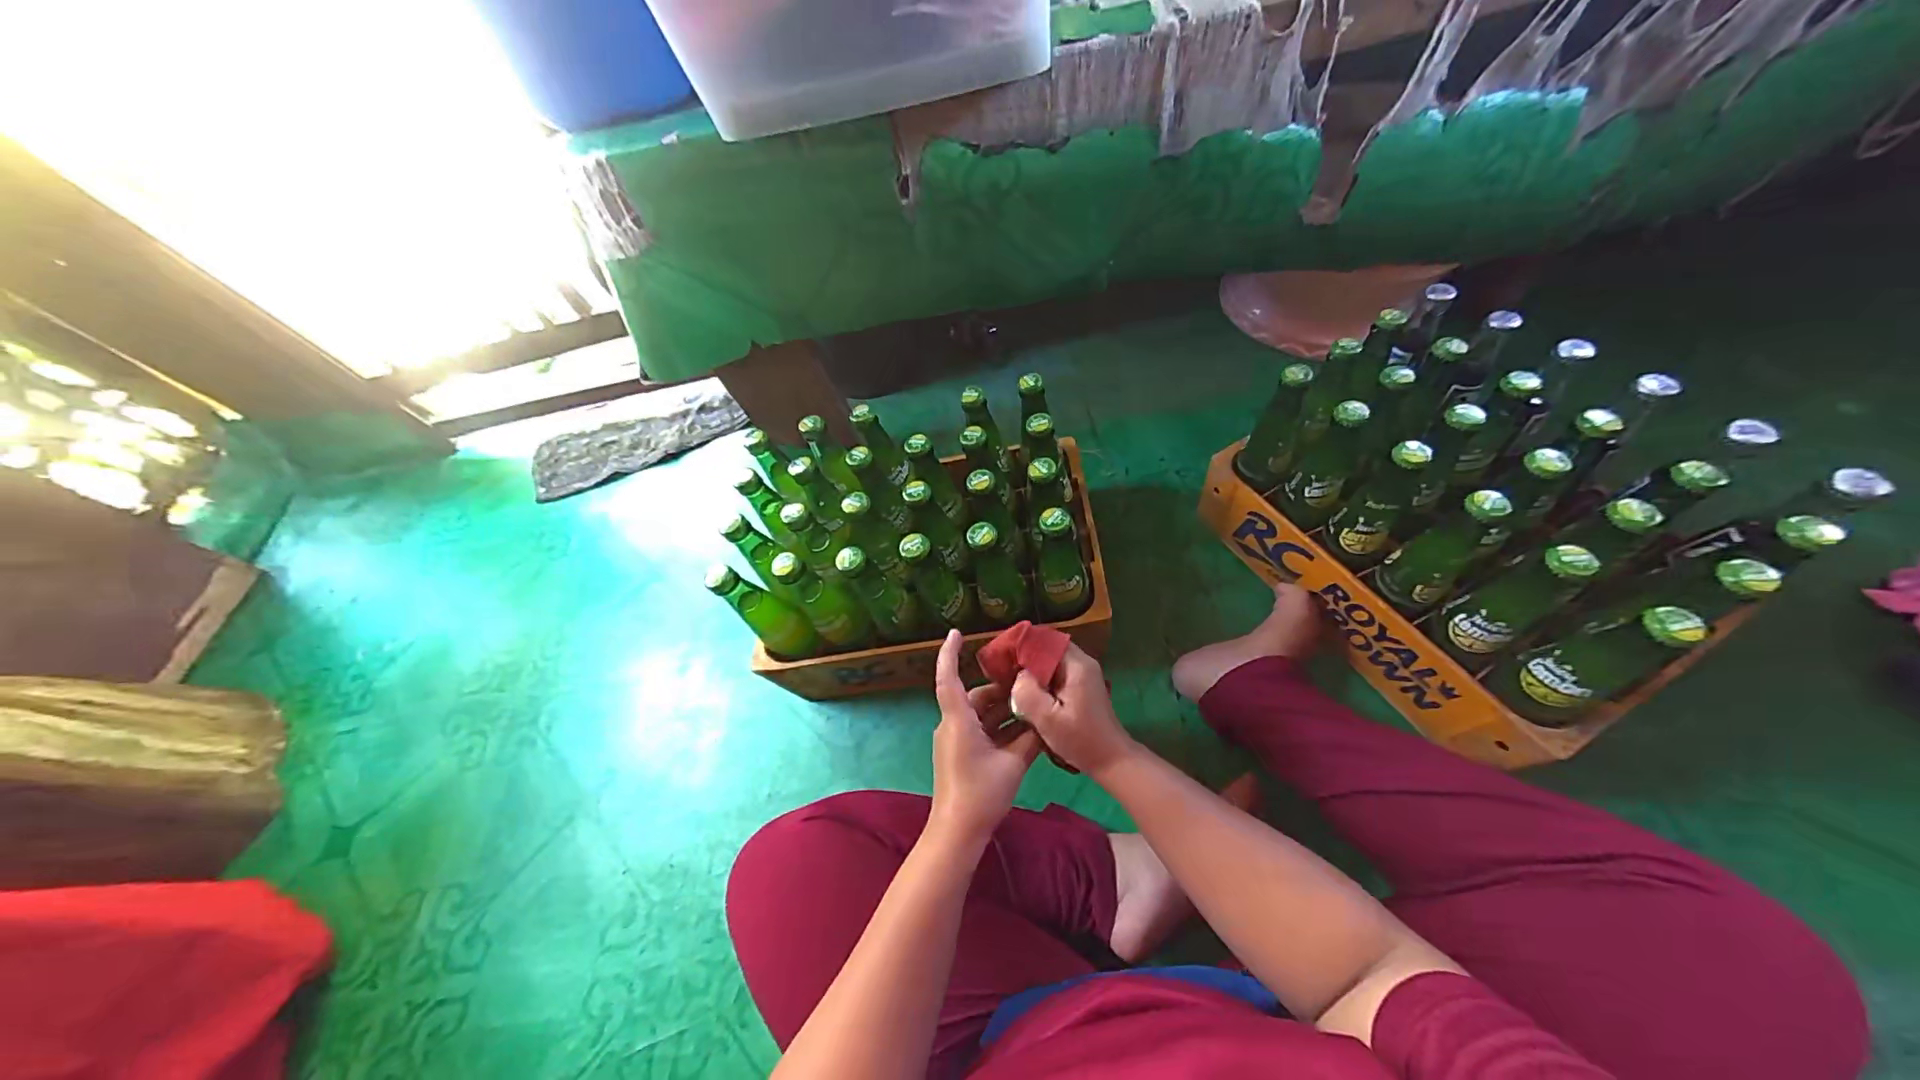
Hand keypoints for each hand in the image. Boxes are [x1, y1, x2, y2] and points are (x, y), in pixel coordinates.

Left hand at [930, 630, 1041, 842]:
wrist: (957, 832)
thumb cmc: (981, 793)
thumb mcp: (1013, 763)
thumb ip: (1030, 738)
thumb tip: (1044, 718)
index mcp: (958, 720)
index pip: (948, 678)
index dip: (949, 653)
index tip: (956, 632)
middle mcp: (952, 725)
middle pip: (976, 698)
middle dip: (1001, 689)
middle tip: (1030, 680)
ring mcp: (954, 741)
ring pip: (980, 715)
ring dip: (1003, 711)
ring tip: (1034, 704)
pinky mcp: (960, 755)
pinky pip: (980, 731)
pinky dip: (999, 727)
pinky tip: (1025, 730)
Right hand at [1010, 643, 1136, 777]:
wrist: (1112, 762)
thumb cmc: (1081, 740)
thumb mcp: (1048, 719)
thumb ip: (1027, 692)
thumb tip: (1018, 675)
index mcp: (1076, 665)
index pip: (1044, 640)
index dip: (1021, 646)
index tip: (1001, 659)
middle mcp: (1081, 663)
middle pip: (1046, 650)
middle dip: (1023, 659)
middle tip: (1000, 673)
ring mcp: (1082, 675)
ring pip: (1049, 663)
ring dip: (1030, 672)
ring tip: (1009, 683)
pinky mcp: (1080, 688)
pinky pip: (1055, 676)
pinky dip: (1039, 682)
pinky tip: (1026, 695)